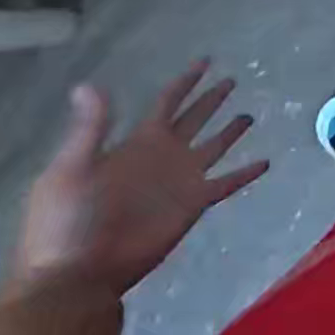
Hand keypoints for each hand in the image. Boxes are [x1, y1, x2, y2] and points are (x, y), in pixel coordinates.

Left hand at [9, 63, 269, 297]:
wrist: (77, 274)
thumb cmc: (68, 220)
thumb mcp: (71, 169)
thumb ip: (90, 127)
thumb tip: (86, 85)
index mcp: (141, 141)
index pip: (168, 101)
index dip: (186, 80)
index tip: (206, 60)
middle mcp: (166, 154)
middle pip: (195, 118)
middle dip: (211, 99)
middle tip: (231, 80)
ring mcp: (182, 179)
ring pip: (214, 146)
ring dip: (230, 132)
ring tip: (249, 116)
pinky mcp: (195, 203)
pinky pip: (227, 183)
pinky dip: (246, 174)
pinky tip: (265, 163)